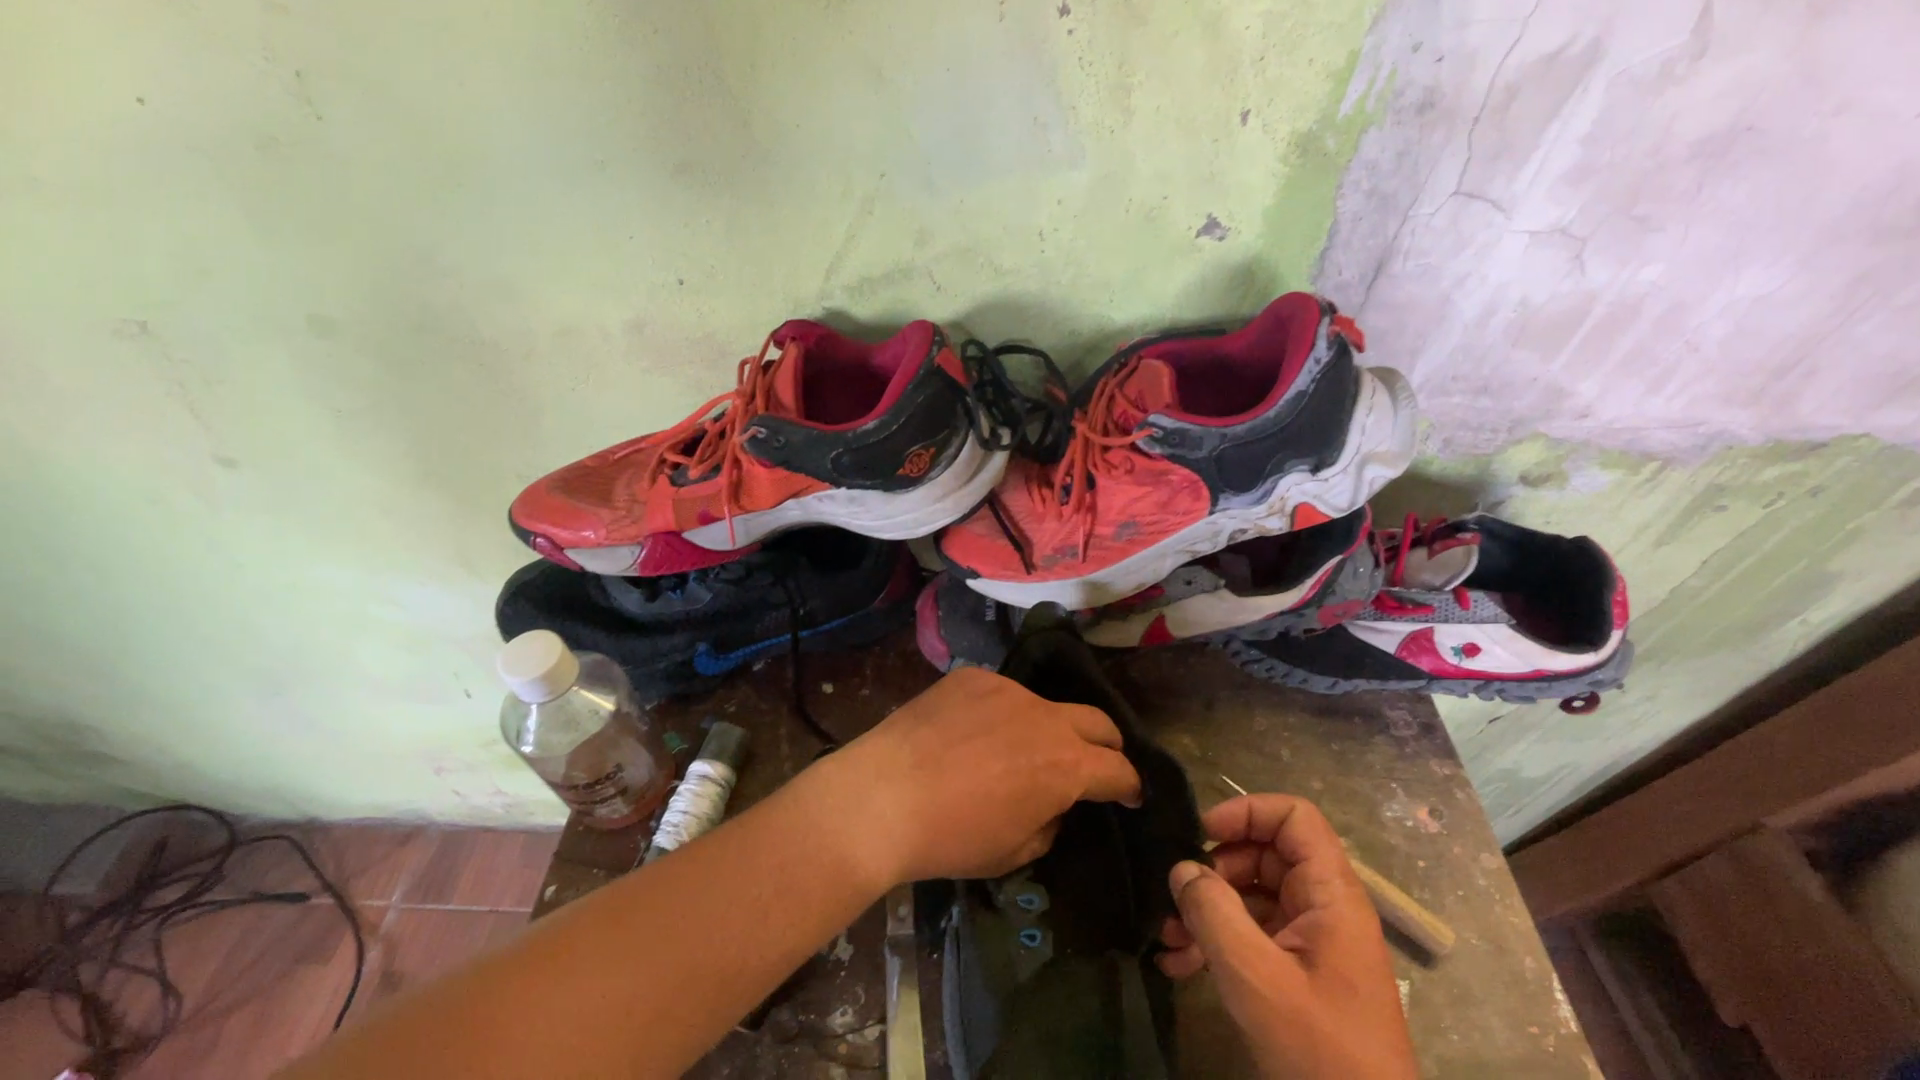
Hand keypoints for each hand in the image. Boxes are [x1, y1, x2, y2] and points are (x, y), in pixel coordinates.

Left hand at [809, 666, 1141, 884]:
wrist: (879, 799)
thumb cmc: (951, 839)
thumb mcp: (1013, 853)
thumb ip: (1049, 825)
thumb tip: (1053, 807)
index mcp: (1067, 765)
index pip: (1120, 769)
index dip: (1131, 786)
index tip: (1129, 796)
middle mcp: (1046, 717)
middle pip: (1098, 721)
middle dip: (1106, 746)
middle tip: (1094, 766)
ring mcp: (1007, 690)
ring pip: (1044, 705)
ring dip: (1045, 729)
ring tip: (1014, 752)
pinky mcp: (971, 678)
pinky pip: (1000, 695)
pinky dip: (999, 715)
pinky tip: (970, 737)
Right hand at [1159, 795, 1416, 1079]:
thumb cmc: (1318, 1047)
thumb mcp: (1255, 976)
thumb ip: (1213, 912)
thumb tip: (1182, 868)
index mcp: (1331, 894)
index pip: (1294, 817)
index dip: (1246, 813)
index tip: (1201, 836)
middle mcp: (1324, 907)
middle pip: (1264, 855)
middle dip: (1214, 871)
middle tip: (1176, 900)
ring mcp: (1311, 941)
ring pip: (1252, 897)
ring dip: (1207, 912)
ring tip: (1168, 941)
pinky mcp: (1298, 973)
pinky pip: (1252, 935)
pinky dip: (1216, 943)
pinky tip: (1181, 966)